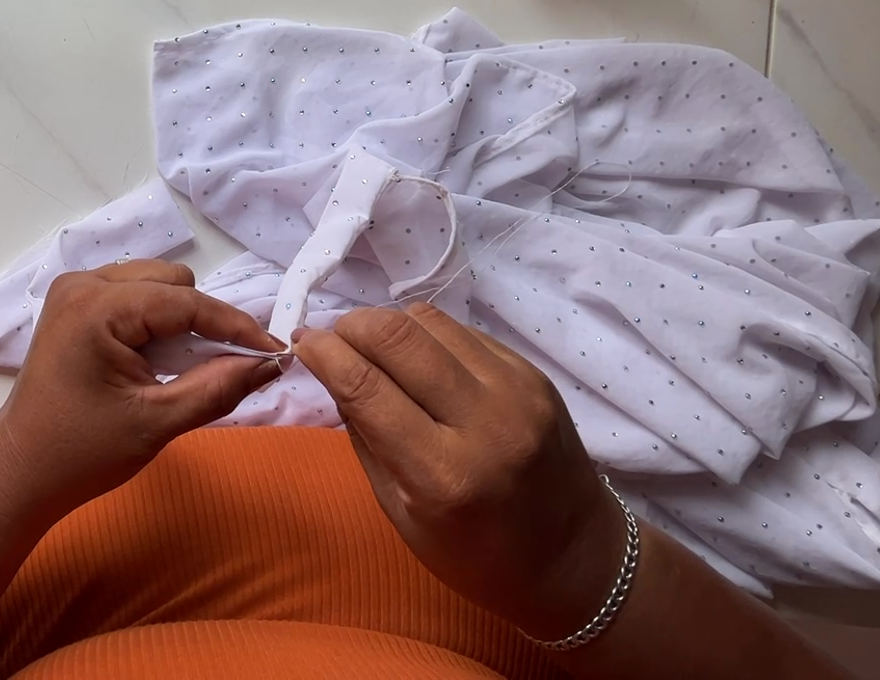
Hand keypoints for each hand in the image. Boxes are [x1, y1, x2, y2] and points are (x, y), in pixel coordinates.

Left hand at [0, 260, 285, 518]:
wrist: (22, 470)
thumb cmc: (83, 453)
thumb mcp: (158, 423)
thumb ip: (219, 388)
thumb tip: (270, 363)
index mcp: (97, 307)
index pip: (185, 302)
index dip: (235, 326)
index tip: (275, 352)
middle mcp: (84, 283)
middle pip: (172, 281)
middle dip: (203, 322)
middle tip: (216, 368)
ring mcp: (76, 288)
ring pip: (156, 282)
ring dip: (180, 318)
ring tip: (179, 367)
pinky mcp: (75, 301)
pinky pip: (135, 292)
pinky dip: (156, 319)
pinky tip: (154, 357)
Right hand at [292, 303, 628, 640]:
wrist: (578, 560)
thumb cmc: (474, 553)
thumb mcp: (399, 509)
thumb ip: (362, 433)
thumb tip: (330, 365)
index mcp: (444, 475)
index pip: (364, 385)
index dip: (323, 353)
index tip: (301, 343)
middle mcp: (485, 423)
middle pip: (395, 336)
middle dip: (348, 326)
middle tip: (332, 339)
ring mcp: (517, 391)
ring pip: (425, 320)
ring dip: (384, 324)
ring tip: (371, 348)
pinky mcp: (532, 372)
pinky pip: (458, 329)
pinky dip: (423, 334)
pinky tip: (417, 358)